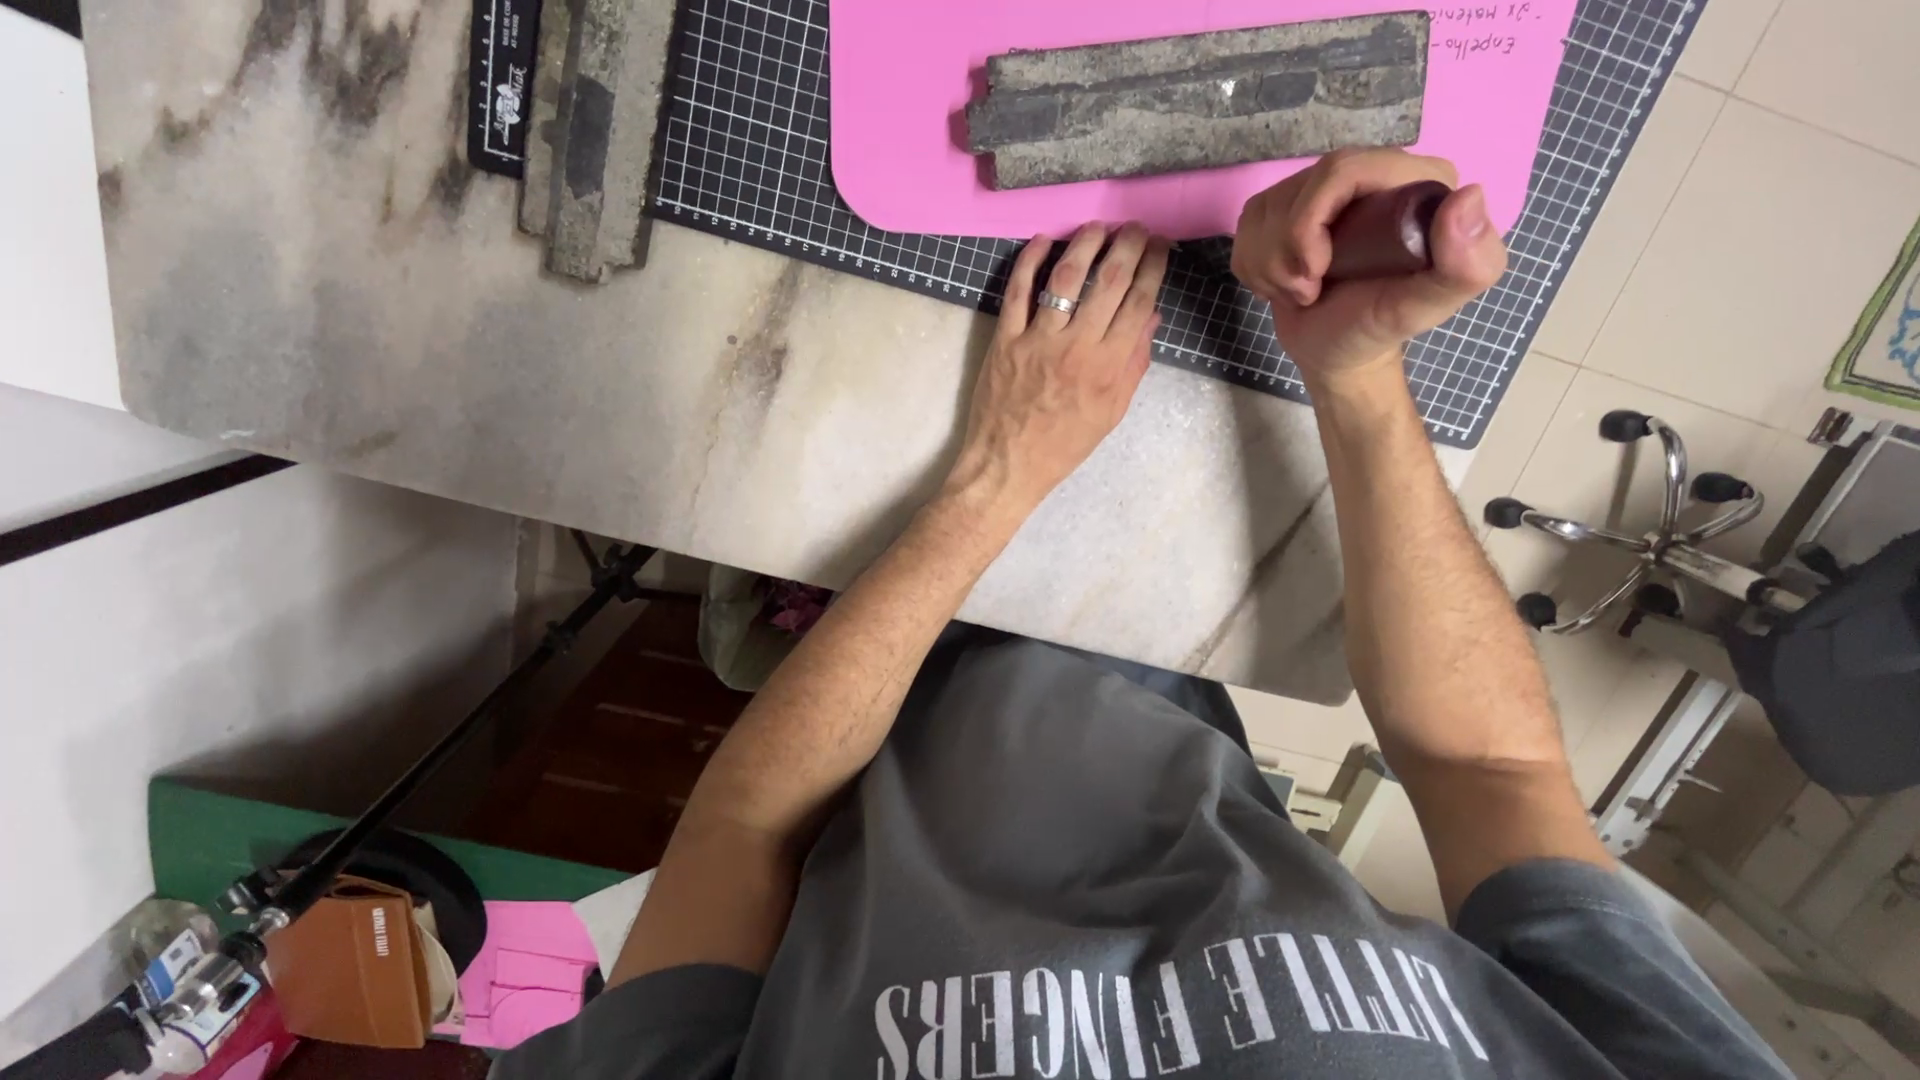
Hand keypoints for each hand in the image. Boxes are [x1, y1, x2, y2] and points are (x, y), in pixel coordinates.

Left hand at [943, 222, 1170, 524]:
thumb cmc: (1064, 444)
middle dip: (1128, 245)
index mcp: (1108, 367)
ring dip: (1085, 243)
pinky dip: (1030, 260)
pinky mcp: (1005, 339)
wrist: (1008, 465)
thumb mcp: (1111, 412)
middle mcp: (1077, 346)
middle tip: (1135, 227)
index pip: (1140, 303)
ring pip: (1066, 276)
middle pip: (1109, 281)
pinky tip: (1044, 241)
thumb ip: (1133, 363)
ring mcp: (1037, 340)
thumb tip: (1152, 316)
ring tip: (1097, 228)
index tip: (1161, 246)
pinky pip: (1018, 291)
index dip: (1154, 267)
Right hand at [1231, 148, 1507, 386]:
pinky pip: (1244, 227)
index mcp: (1410, 182)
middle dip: (1286, 250)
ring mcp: (1317, 195)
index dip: (1311, 219)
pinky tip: (1282, 284)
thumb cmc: (1377, 330)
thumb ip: (1466, 264)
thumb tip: (1467, 196)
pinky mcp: (1281, 216)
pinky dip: (1253, 268)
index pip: (1341, 169)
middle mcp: (1365, 178)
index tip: (1316, 270)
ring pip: (1264, 210)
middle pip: (1297, 189)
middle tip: (1307, 288)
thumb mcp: (1426, 307)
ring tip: (1301, 291)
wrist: (1334, 352)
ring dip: (1270, 266)